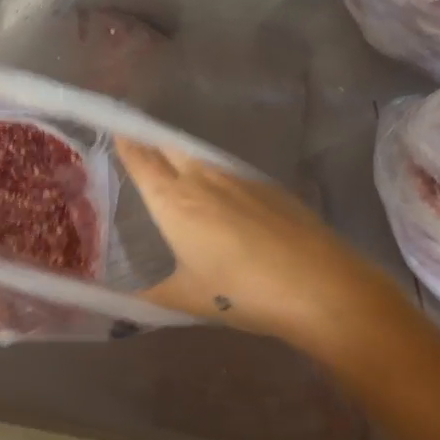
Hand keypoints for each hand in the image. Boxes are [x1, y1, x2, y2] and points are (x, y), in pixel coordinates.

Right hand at [116, 139, 397, 346]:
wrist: (325, 291)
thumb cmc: (243, 294)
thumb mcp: (187, 300)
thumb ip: (150, 297)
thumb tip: (119, 310)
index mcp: (172, 199)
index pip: (139, 159)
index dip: (124, 142)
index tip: (113, 129)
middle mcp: (200, 179)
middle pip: (168, 147)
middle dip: (151, 144)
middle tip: (138, 148)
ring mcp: (239, 180)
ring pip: (200, 159)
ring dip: (184, 161)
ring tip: (178, 176)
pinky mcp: (272, 190)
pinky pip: (231, 175)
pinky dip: (218, 180)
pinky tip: (226, 205)